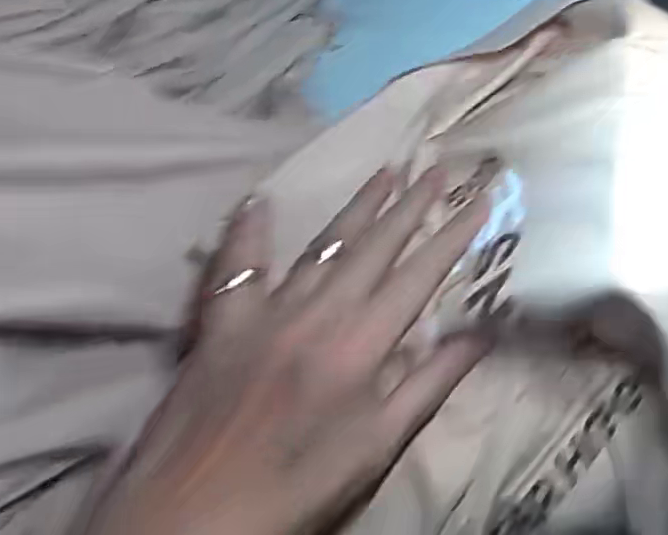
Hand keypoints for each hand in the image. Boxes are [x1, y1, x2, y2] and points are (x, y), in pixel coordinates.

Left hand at [87, 168, 489, 534]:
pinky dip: (246, 233)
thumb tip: (487, 330)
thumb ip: (434, 381)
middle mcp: (319, 313)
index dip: (456, 233)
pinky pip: (233, 270)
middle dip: (413, 203)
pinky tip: (258, 199)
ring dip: (359, 206)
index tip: (483, 199)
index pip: (423, 271)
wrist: (181, 532)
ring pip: (322, 246)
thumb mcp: (378, 445)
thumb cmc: (295, 489)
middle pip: (377, 245)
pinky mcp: (218, 329)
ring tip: (386, 170)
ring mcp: (265, 316)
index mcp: (362, 341)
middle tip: (438, 168)